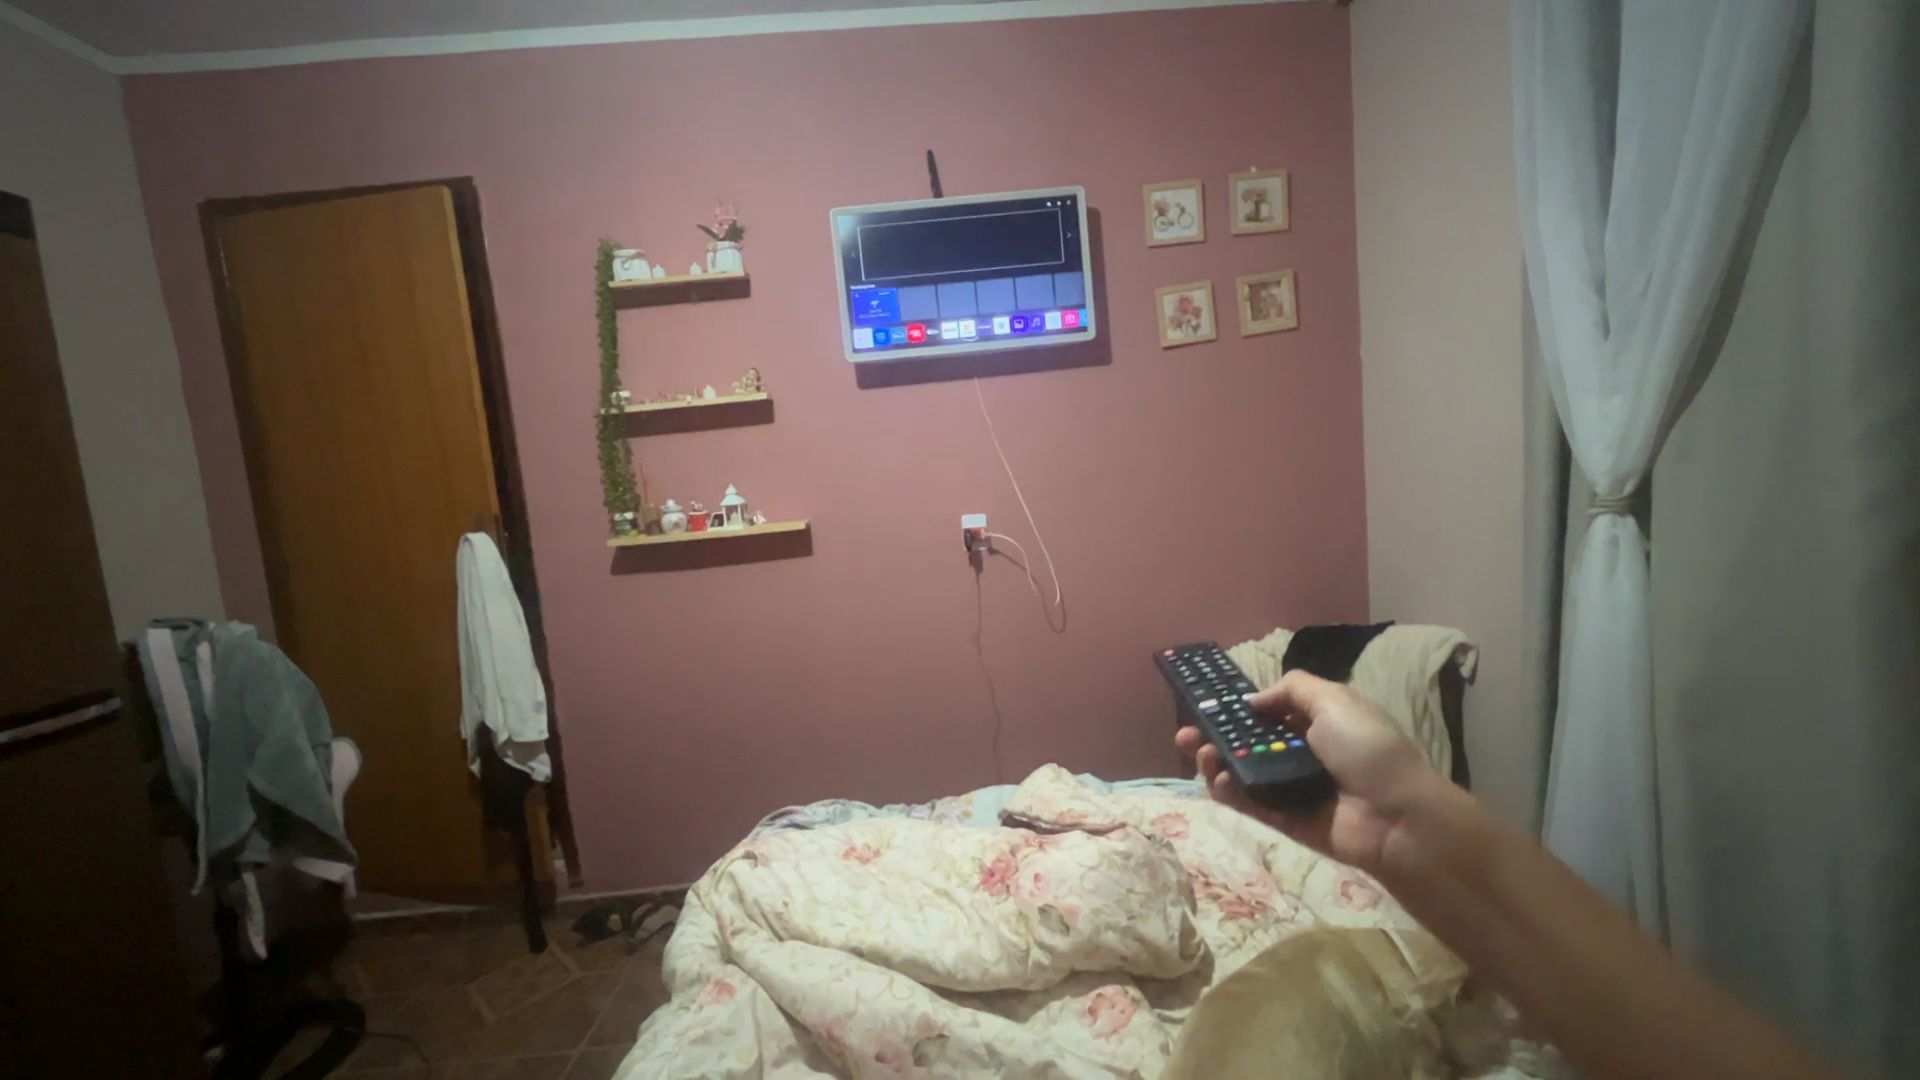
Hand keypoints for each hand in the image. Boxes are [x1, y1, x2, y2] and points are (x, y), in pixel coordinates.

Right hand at [1175, 670, 1442, 875]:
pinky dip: (1227, 791)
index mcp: (1316, 723)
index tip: (1209, 705)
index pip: (1268, 713)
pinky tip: (1215, 778)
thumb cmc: (1368, 749)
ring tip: (1200, 753)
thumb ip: (1290, 689)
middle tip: (1187, 733)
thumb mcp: (1334, 700)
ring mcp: (1290, 788)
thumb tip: (1252, 701)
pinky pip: (1248, 804)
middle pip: (1246, 743)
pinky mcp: (1284, 819)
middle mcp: (1300, 754)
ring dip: (1214, 761)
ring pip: (1241, 773)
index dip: (1238, 709)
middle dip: (1214, 735)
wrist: (1398, 817)